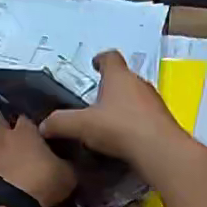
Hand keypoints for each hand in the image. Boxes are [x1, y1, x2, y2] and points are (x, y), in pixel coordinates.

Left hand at [0, 112, 76, 206]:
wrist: (14, 204)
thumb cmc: (44, 184)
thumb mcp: (69, 174)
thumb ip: (68, 163)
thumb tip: (73, 160)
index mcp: (27, 133)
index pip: (27, 119)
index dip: (28, 120)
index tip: (31, 123)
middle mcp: (2, 138)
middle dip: (0, 119)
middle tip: (1, 120)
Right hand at [39, 51, 193, 165]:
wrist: (158, 150)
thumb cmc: (118, 128)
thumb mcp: (81, 126)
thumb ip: (60, 123)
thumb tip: (43, 126)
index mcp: (118, 77)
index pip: (110, 57)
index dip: (101, 59)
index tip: (94, 64)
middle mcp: (139, 83)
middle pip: (123, 78)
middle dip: (111, 87)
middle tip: (96, 101)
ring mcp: (154, 102)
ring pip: (135, 97)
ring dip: (123, 105)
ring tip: (109, 121)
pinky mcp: (162, 121)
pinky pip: (144, 116)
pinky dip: (134, 122)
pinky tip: (125, 138)